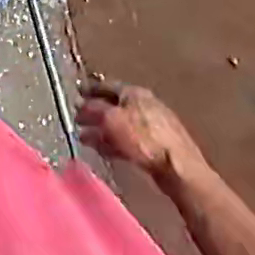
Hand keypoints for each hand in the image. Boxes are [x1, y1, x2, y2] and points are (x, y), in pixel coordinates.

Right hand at [76, 80, 206, 182]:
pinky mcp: (159, 146)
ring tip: (85, 138)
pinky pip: (131, 140)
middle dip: (94, 113)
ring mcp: (155, 126)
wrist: (178, 168)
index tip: (76, 95)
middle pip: (114, 106)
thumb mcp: (109, 119)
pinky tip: (105, 151)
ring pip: (121, 125)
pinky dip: (115, 143)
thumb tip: (81, 105)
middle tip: (78, 120)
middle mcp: (146, 105)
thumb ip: (92, 109)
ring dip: (102, 131)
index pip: (106, 86)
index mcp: (135, 93)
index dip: (89, 90)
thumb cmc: (142, 138)